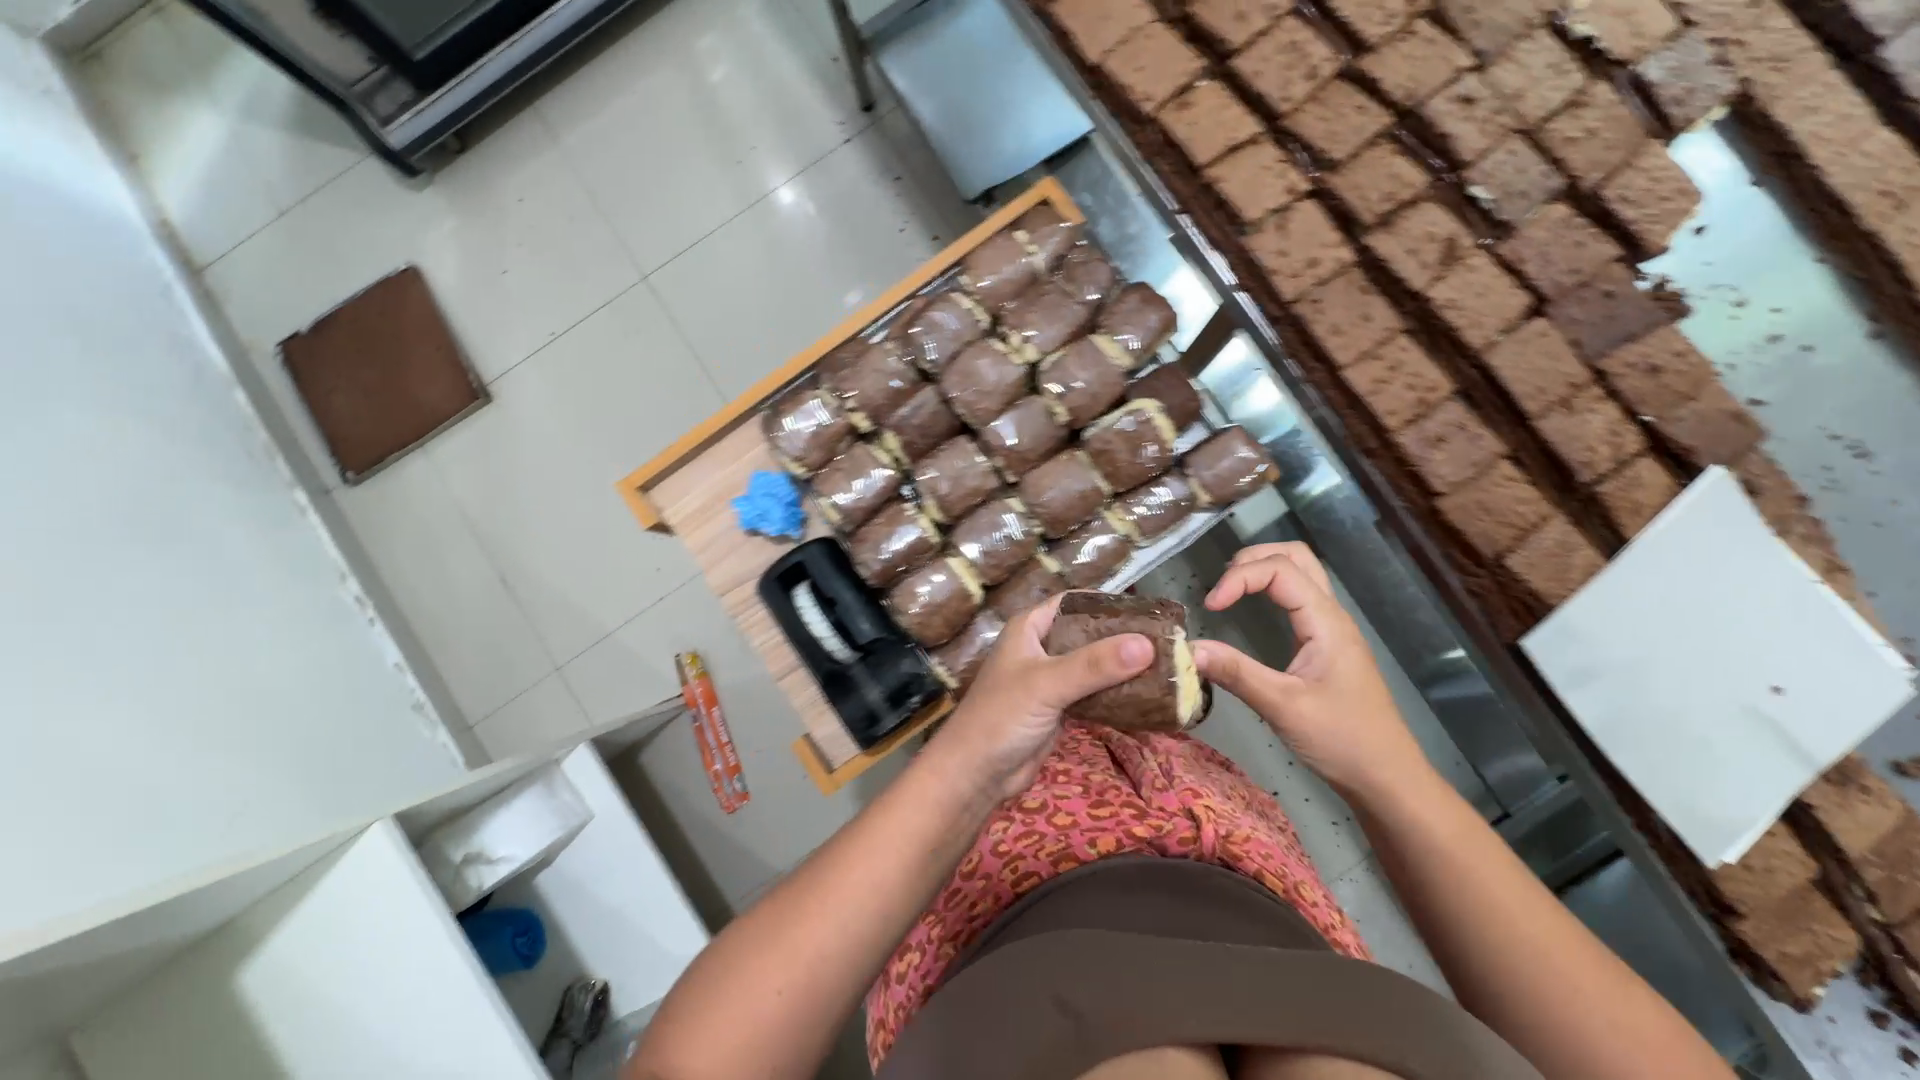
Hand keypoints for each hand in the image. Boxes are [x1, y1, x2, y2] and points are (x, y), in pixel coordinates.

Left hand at [924, 593, 1152, 801]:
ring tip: (1167, 669)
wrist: (975, 775)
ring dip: (1123, 669)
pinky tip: (1147, 699)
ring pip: (1094, 666)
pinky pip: (1094, 694)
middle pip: (1089, 634)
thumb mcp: (1047, 684)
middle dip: (1123, 639)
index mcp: (1029, 628)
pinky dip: (1117, 695)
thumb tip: (1148, 645)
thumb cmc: (1002, 718)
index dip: (1108, 603)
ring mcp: (1050, 680)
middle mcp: (1040, 648)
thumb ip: (1095, 665)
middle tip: (1168, 643)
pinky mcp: (1059, 710)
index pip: (1074, 602)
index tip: (1149, 612)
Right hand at [1192, 543, 1434, 802]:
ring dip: (1263, 571)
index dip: (1238, 578)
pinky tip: (1250, 612)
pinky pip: (1300, 599)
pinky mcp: (1327, 646)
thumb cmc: (1341, 740)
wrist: (1386, 776)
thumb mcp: (1282, 707)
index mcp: (1326, 622)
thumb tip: (1188, 649)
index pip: (1279, 570)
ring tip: (1228, 592)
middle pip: (1295, 557)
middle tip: (1220, 587)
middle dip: (1252, 559)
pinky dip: (1271, 591)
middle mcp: (1332, 616)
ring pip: (1301, 575)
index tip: (1209, 607)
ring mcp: (1332, 630)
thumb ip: (1236, 674)